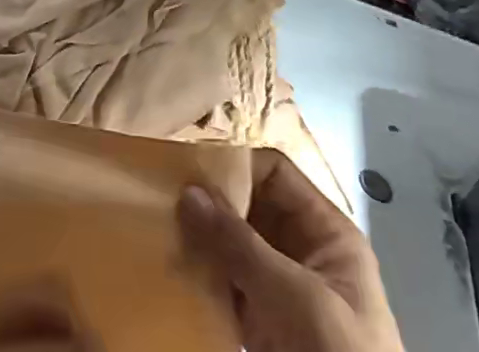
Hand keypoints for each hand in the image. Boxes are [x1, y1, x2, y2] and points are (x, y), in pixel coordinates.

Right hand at [177, 150, 403, 351]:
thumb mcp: (297, 300)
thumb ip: (241, 244)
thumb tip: (188, 190)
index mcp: (325, 233)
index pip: (274, 173)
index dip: (234, 163)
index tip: (187, 166)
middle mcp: (299, 248)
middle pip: (245, 202)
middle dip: (205, 198)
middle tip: (158, 193)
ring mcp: (276, 282)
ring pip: (227, 238)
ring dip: (194, 232)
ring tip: (153, 222)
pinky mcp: (255, 314)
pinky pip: (219, 275)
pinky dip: (194, 267)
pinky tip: (163, 260)